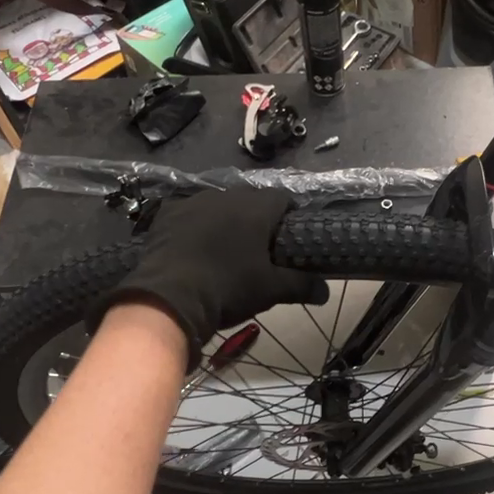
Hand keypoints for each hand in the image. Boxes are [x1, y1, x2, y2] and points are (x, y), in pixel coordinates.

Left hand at [92, 189, 327, 368]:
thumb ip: (302, 286)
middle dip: (257, 219)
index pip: (283, 199)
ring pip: (219, 206)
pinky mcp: (167, 214)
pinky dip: (196, 226)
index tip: (289, 239)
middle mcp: (226, 196)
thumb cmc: (228, 288)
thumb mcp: (271, 291)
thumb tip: (326, 292)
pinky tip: (195, 249)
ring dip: (226, 221)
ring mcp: (193, 202)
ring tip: (225, 249)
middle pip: (250, 201)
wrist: (169, 298)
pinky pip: (190, 214)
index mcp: (256, 208)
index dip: (289, 216)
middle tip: (259, 249)